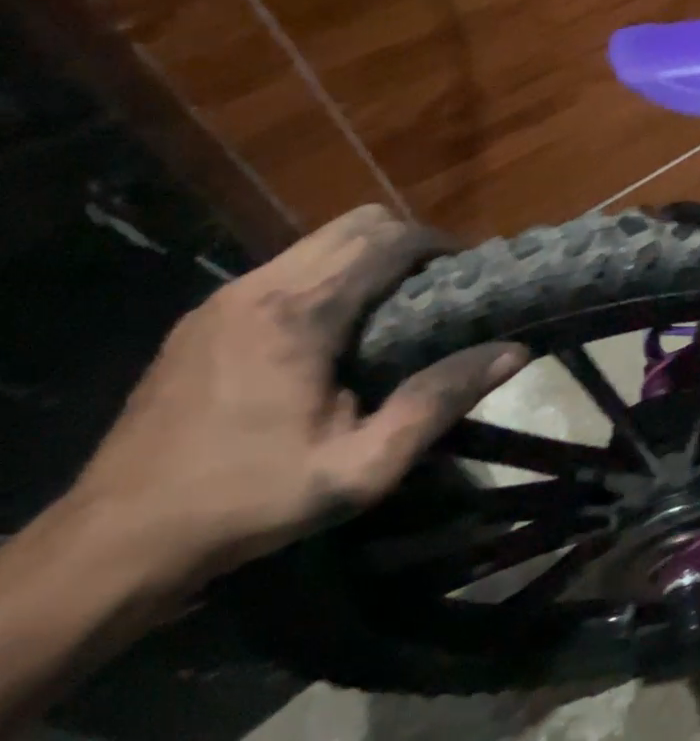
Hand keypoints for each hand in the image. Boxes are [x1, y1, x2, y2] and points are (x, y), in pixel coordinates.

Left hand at [63, 204, 527, 593]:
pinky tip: (341, 333)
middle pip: (353, 225)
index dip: (441, 246)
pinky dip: (331, 278)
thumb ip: (438, 401)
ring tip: (401, 310)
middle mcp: (257, 289)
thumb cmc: (253, 501)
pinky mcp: (203, 319)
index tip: (476, 275)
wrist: (119, 540)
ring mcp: (222, 300)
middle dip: (410, 244)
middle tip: (444, 289)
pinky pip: (286, 270)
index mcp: (298, 315)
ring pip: (317, 243)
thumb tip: (514, 352)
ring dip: (369, 258)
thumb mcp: (364, 466)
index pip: (386, 239)